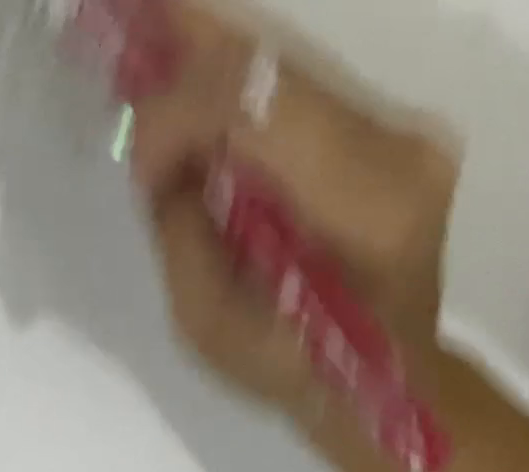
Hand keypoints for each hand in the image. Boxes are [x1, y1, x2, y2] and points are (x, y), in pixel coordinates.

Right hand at [127, 4, 460, 416]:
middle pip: (276, 67)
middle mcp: (401, 152)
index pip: (259, 109)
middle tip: (121, 29)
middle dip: (189, 51)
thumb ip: (182, 233)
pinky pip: (302, 88)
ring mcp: (408, 135)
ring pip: (289, 65)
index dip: (182, 111)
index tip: (140, 161)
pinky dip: (241, 83)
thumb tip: (162, 153)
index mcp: (365, 213)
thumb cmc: (299, 375)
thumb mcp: (212, 328)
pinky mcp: (396, 132)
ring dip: (211, 56)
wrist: (389, 380)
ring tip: (145, 39)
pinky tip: (194, 75)